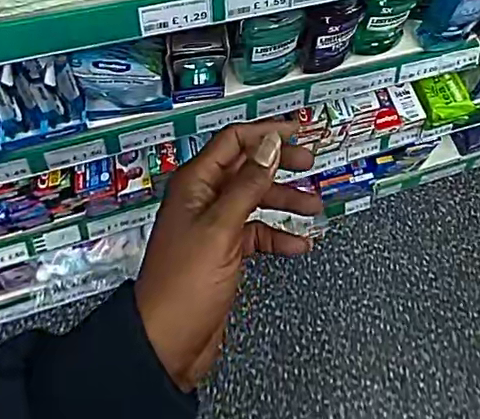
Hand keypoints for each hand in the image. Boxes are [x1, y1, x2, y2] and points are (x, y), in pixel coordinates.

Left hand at [134, 121, 322, 391]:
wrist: (166, 348)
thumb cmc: (181, 286)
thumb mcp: (220, 228)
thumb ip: (248, 184)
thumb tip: (270, 144)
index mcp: (195, 183)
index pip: (234, 140)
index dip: (265, 132)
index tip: (295, 131)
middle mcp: (205, 198)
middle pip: (248, 167)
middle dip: (280, 164)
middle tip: (308, 163)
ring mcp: (215, 224)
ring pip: (257, 199)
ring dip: (286, 201)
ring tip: (313, 206)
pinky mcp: (225, 250)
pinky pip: (257, 231)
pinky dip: (278, 234)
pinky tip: (298, 243)